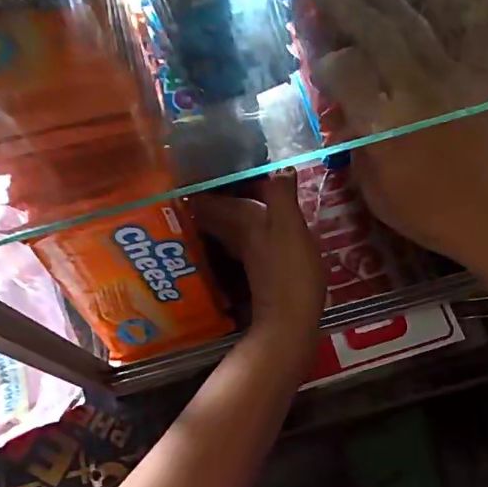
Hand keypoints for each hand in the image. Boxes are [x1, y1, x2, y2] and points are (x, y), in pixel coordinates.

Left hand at [192, 171, 325, 347]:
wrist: (289, 321)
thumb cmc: (290, 271)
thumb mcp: (290, 226)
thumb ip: (282, 196)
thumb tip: (280, 166)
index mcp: (240, 220)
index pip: (208, 198)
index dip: (200, 183)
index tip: (197, 165)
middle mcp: (236, 235)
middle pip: (214, 213)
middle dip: (211, 196)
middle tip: (214, 177)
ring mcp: (245, 254)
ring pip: (226, 227)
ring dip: (225, 212)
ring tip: (233, 195)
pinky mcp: (256, 269)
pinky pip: (241, 240)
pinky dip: (242, 230)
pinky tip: (255, 228)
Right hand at [306, 0, 487, 276]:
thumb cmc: (432, 216)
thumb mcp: (377, 194)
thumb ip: (358, 149)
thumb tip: (351, 116)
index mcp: (384, 125)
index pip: (343, 73)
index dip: (324, 60)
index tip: (317, 58)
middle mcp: (416, 89)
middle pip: (375, 31)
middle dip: (344, 0)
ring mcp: (456, 77)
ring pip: (416, 21)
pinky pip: (471, 30)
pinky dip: (456, 5)